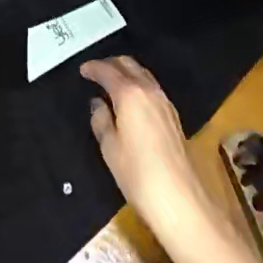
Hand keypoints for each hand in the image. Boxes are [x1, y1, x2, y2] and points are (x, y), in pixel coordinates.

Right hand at [82, 57, 211, 225]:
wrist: (179, 198)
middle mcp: (149, 90)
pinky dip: (138, 84)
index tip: (83, 70)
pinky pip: (151, 87)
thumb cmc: (138, 173)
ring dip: (126, 72)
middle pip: (129, 65)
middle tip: (96, 71)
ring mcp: (164, 101)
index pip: (108, 71)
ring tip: (111, 82)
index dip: (93, 68)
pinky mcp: (173, 115)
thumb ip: (101, 120)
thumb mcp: (109, 148)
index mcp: (130, 94)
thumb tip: (98, 103)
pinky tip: (131, 99)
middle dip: (111, 64)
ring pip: (143, 74)